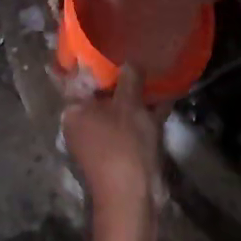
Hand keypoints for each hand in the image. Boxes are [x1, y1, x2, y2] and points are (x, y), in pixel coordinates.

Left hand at [61, 66, 161, 233]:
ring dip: (136, 94)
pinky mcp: (118, 151)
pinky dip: (144, 113)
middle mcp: (81, 123)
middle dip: (118, 76)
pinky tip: (166, 98)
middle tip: (135, 53)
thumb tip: (130, 62)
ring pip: (117, 108)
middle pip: (99, 92)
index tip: (101, 42)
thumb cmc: (123, 145)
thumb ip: (129, 79)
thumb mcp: (129, 105)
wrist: (130, 198)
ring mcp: (100, 139)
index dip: (87, 60)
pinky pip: (130, 124)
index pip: (74, 77)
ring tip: (156, 72)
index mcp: (73, 110)